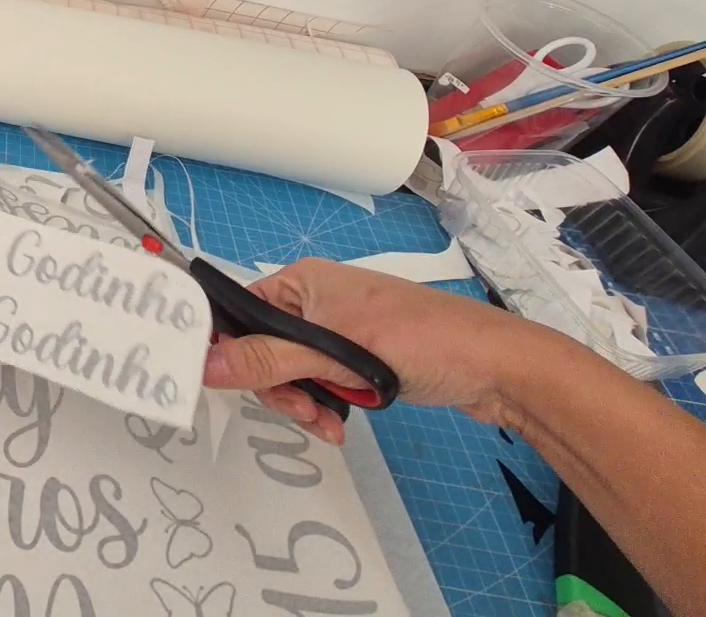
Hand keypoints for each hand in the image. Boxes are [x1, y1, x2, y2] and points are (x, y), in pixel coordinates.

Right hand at [201, 257, 563, 444]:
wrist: (503, 368)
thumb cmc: (419, 342)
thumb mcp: (334, 352)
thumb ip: (266, 360)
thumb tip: (203, 366)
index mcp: (299, 282)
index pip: (240, 313)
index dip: (233, 350)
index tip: (241, 385)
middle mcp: (312, 301)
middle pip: (264, 348)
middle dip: (279, 386)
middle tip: (303, 410)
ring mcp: (336, 329)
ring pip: (291, 370)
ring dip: (304, 401)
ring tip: (330, 423)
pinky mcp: (357, 355)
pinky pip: (319, 379)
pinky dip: (324, 404)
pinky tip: (339, 424)